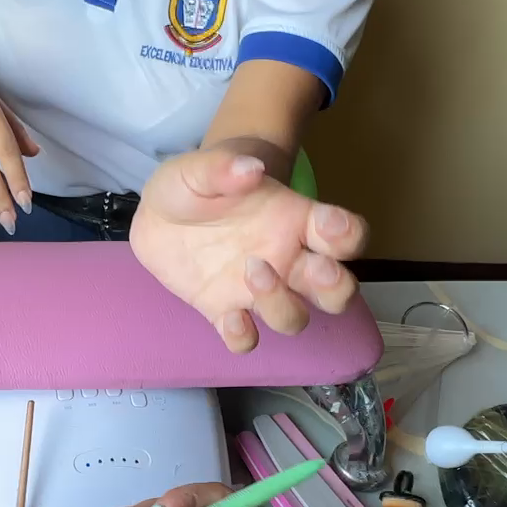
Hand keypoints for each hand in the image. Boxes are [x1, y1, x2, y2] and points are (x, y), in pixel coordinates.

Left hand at [130, 148, 366, 353]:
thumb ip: (222, 167)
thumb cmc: (192, 186)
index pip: (345, 236)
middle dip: (335, 288)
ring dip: (283, 305)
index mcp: (294, 220)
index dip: (348, 236)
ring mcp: (255, 291)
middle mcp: (286, 261)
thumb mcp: (198, 167)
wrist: (157, 215)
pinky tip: (229, 318)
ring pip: (295, 319)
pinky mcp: (223, 312)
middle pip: (336, 291)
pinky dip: (243, 336)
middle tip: (315, 270)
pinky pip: (245, 339)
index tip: (327, 224)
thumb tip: (250, 169)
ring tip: (251, 273)